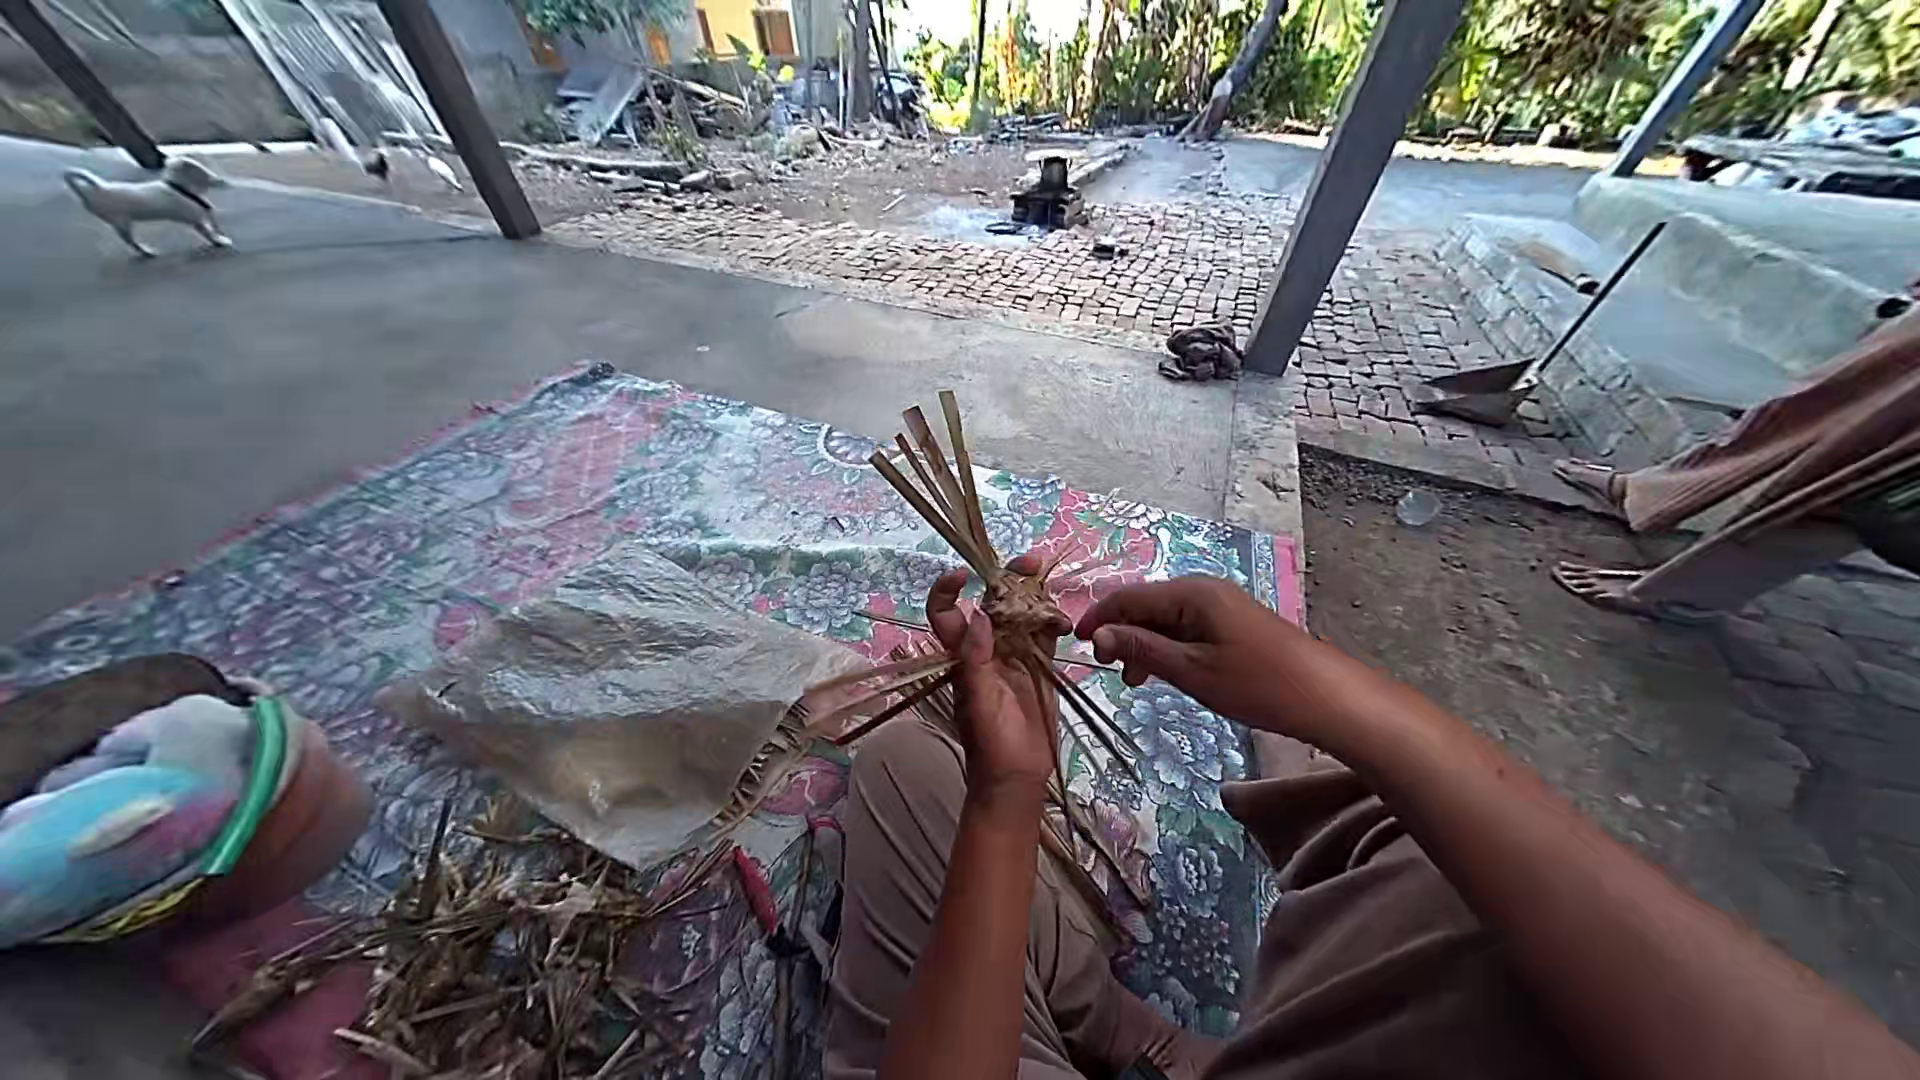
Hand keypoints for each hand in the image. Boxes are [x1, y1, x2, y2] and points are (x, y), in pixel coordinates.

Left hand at [926, 558, 1061, 797]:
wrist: (1017, 776)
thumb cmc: (989, 743)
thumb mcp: (977, 703)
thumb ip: (975, 660)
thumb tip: (979, 615)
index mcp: (962, 655)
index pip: (946, 614)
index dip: (948, 590)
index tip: (963, 574)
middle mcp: (986, 648)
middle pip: (992, 603)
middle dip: (1007, 577)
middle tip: (1030, 561)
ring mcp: (1013, 654)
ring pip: (1021, 612)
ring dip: (1034, 594)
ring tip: (1049, 585)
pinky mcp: (1039, 664)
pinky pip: (1045, 633)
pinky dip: (1054, 621)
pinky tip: (1063, 621)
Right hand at [1075, 576, 1308, 731]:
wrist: (1329, 698)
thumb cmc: (1258, 683)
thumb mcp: (1191, 670)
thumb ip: (1141, 649)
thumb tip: (1098, 635)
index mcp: (1190, 592)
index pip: (1127, 596)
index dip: (1097, 618)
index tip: (1075, 642)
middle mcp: (1201, 590)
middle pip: (1144, 605)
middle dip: (1120, 634)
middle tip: (1107, 669)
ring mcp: (1217, 605)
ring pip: (1163, 619)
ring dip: (1143, 645)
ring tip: (1135, 680)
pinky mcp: (1228, 623)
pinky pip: (1184, 629)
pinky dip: (1166, 648)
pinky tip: (1164, 673)